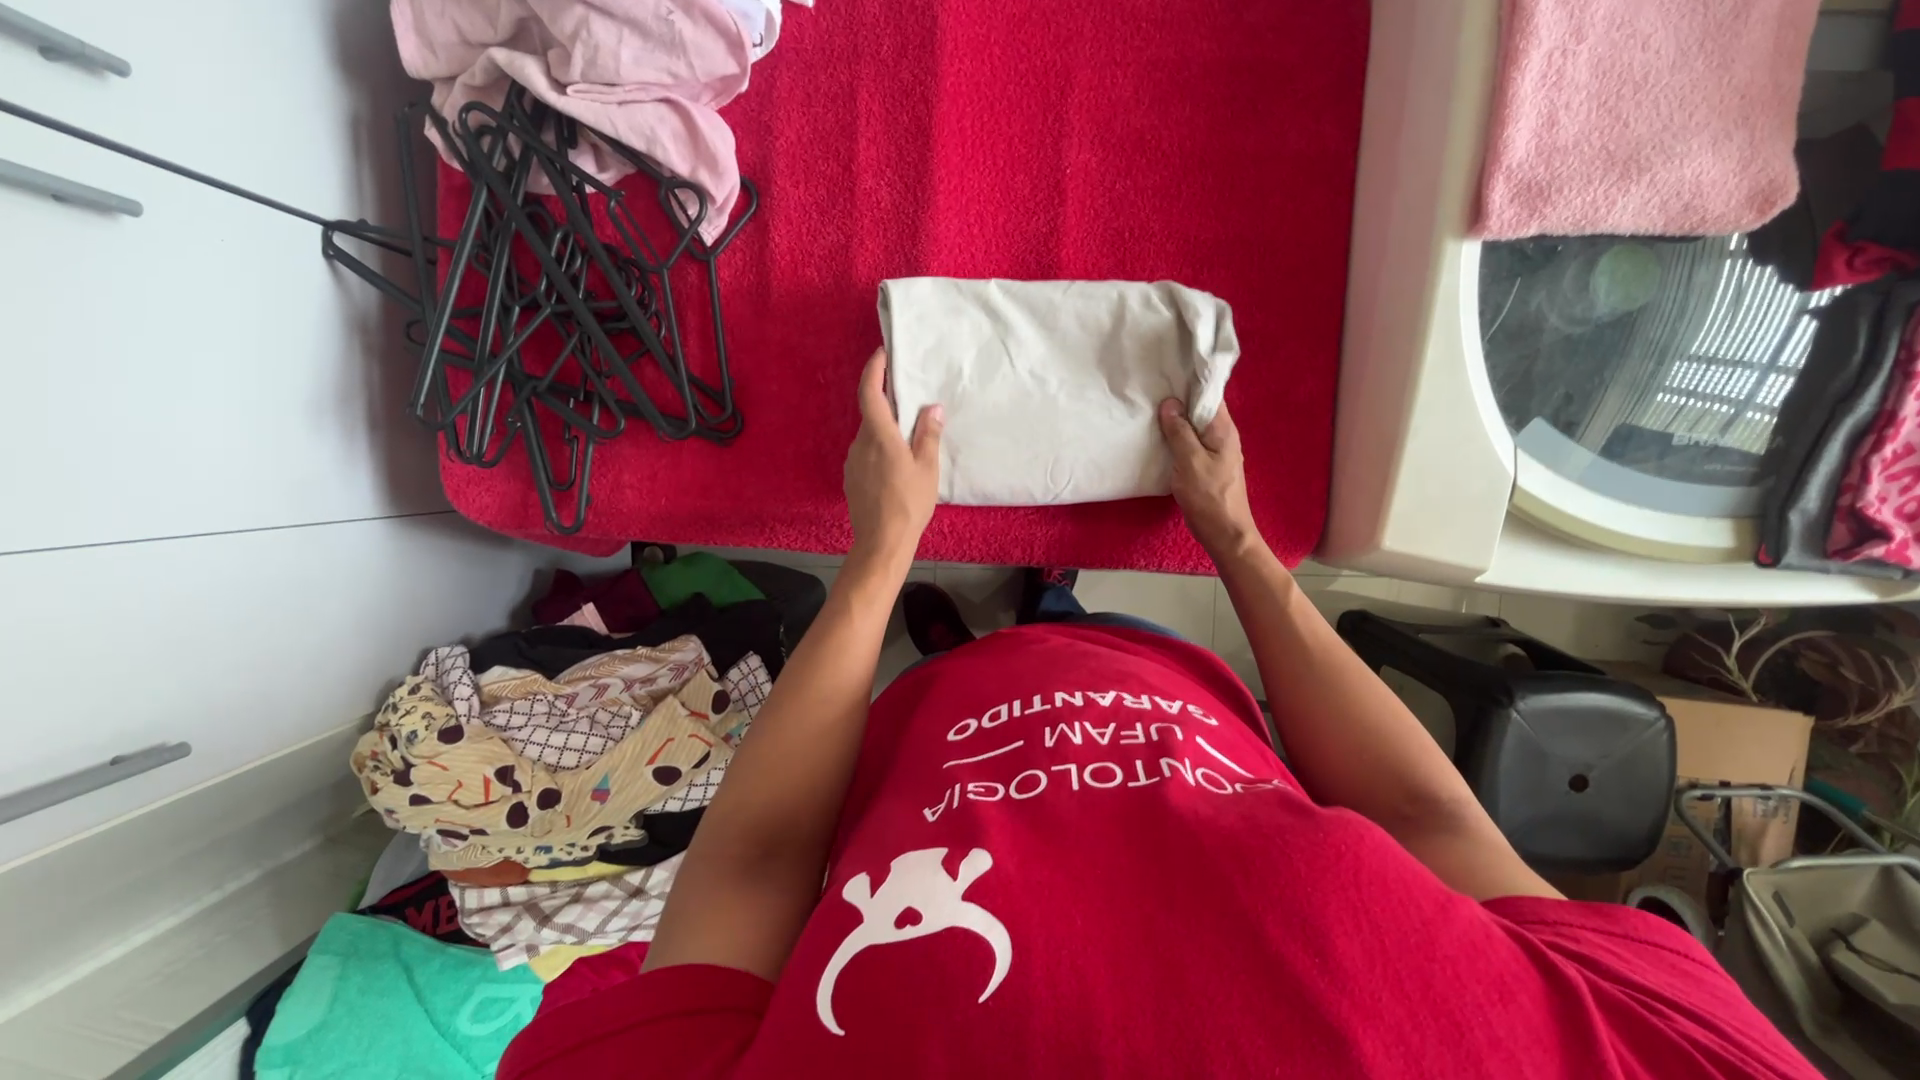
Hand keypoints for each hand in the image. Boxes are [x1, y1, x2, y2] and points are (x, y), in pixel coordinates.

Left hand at [844, 349, 942, 560]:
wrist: (882, 542)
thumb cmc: (909, 504)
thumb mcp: (927, 468)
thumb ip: (928, 434)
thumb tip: (932, 408)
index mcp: (879, 436)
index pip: (870, 392)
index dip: (874, 369)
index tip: (883, 354)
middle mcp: (860, 444)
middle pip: (872, 414)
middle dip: (888, 404)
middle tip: (910, 400)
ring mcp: (853, 463)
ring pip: (869, 436)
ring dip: (886, 431)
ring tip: (909, 439)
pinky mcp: (852, 479)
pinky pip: (866, 455)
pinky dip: (880, 450)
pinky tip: (897, 465)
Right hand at [1159, 398, 1259, 557]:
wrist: (1225, 533)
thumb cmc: (1209, 496)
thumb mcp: (1190, 461)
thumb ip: (1180, 431)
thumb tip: (1170, 403)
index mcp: (1223, 430)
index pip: (1209, 395)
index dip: (1190, 382)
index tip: (1167, 372)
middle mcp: (1222, 436)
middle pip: (1200, 409)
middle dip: (1179, 399)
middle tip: (1152, 389)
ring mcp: (1216, 452)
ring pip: (1194, 427)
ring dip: (1176, 420)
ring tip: (1151, 409)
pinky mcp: (1207, 466)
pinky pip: (1191, 444)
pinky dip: (1176, 438)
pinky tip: (1159, 438)